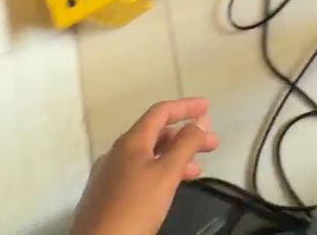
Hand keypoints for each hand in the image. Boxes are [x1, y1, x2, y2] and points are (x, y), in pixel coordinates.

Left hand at [70, 98, 220, 234]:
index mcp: (130, 142)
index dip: (186, 106)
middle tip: (211, 144)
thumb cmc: (134, 208)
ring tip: (197, 170)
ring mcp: (108, 176)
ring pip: (148, 156)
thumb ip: (186, 144)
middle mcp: (116, 153)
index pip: (161, 111)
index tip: (208, 107)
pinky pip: (138, 174)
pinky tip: (168, 188)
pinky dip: (159, 172)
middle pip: (156, 134)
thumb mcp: (167, 174)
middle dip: (186, 136)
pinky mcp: (105, 198)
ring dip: (175, 157)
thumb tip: (201, 120)